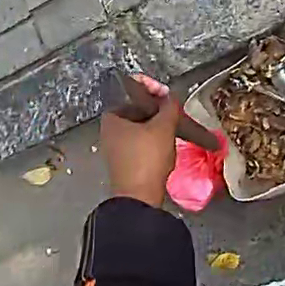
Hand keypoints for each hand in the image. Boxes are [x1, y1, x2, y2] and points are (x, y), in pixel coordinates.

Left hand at [100, 74, 177, 207]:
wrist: (140, 198)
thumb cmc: (147, 158)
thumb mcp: (163, 127)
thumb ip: (169, 107)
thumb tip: (171, 99)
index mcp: (112, 117)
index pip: (131, 92)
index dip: (151, 88)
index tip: (167, 93)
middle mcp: (109, 131)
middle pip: (138, 110)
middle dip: (158, 109)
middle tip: (173, 110)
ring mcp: (116, 148)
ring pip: (142, 128)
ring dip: (159, 125)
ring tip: (175, 126)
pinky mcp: (126, 163)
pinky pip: (142, 144)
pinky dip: (155, 140)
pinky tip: (168, 144)